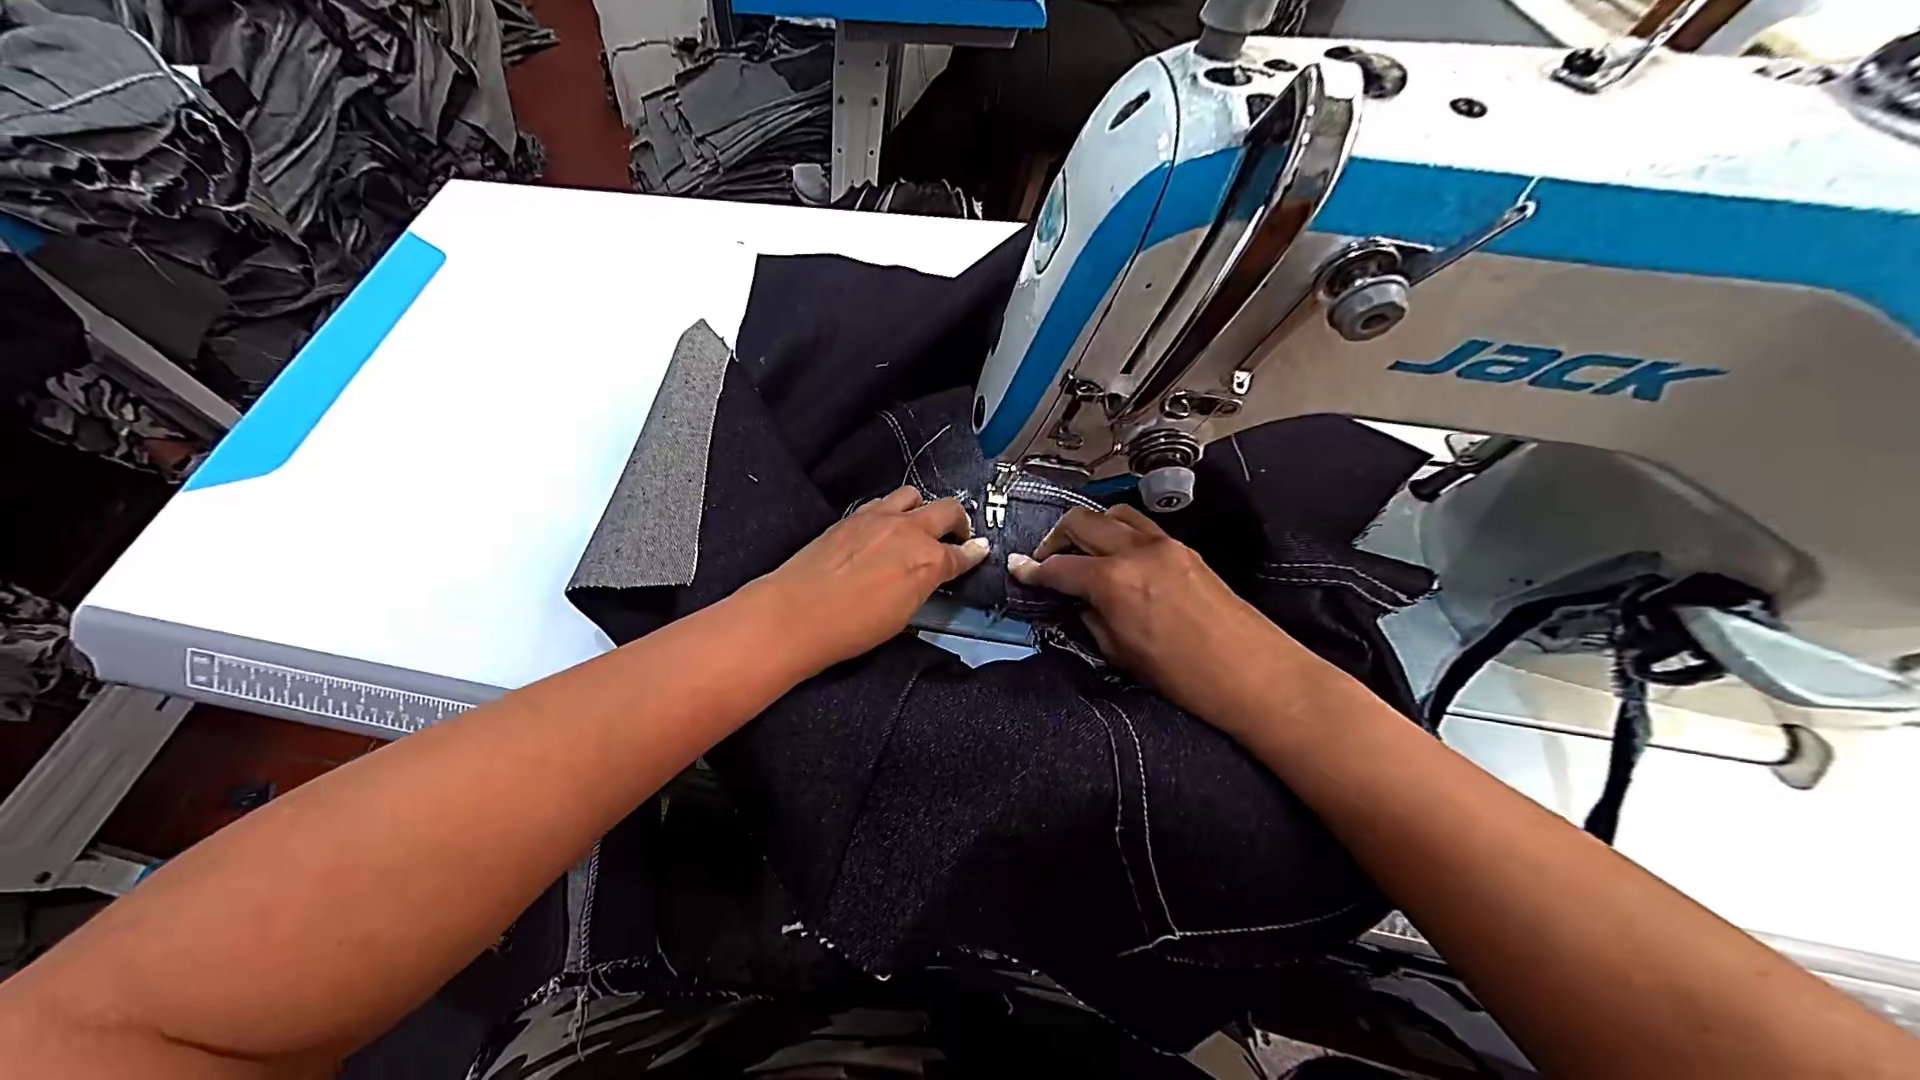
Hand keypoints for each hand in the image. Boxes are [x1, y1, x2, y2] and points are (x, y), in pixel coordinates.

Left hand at [755, 486, 989, 671]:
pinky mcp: (853, 516)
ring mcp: (879, 517)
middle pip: (947, 510)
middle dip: (958, 521)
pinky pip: (883, 502)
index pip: (962, 553)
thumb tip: (933, 574)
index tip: (978, 551)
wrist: (798, 612)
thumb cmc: (852, 626)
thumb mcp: (903, 615)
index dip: (973, 554)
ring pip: (914, 495)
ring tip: (918, 525)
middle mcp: (909, 530)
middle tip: (956, 535)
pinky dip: (892, 510)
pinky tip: (884, 528)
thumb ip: (924, 585)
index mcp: (928, 560)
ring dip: (923, 508)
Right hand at [1008, 505, 1329, 733]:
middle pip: (1081, 522)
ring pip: (1113, 514)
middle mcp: (1136, 551)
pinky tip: (1118, 555)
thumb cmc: (1187, 679)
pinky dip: (1119, 533)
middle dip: (1055, 538)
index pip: (1060, 567)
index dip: (1033, 570)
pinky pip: (1141, 526)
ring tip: (1082, 551)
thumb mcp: (1122, 656)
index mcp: (1114, 582)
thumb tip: (1080, 602)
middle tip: (1047, 560)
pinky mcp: (1185, 550)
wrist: (1257, 677)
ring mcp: (1165, 545)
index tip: (1018, 569)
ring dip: (1089, 527)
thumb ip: (1093, 620)